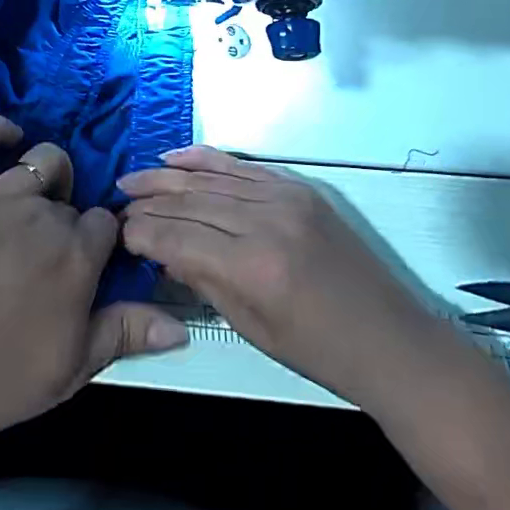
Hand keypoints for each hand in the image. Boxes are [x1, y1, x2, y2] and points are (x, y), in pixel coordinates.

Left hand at [0, 115, 187, 448]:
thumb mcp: (68, 370)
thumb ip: (123, 336)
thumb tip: (180, 326)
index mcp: (78, 256)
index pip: (107, 227)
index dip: (103, 243)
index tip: (92, 265)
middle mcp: (46, 215)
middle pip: (74, 200)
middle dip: (73, 219)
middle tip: (55, 255)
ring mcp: (1, 195)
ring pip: (43, 162)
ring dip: (50, 175)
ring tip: (41, 200)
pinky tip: (9, 136)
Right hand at [118, 146, 443, 410]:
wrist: (394, 343)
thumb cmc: (318, 351)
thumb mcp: (249, 325)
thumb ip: (199, 279)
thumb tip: (159, 251)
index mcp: (252, 266)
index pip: (176, 237)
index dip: (140, 233)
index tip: (116, 233)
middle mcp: (265, 222)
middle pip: (187, 202)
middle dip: (146, 204)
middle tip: (116, 206)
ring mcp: (284, 198)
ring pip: (208, 179)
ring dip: (165, 178)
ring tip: (131, 180)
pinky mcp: (298, 188)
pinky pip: (239, 166)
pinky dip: (203, 159)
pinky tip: (173, 158)